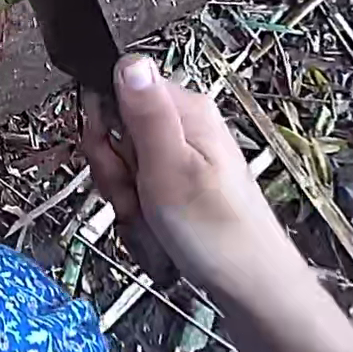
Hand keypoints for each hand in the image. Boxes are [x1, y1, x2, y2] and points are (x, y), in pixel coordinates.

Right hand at [81, 55, 302, 300]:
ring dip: (121, 191)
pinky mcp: (175, 179)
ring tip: (145, 212)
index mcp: (184, 110)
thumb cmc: (220, 235)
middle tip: (132, 191)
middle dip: (112, 166)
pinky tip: (150, 223)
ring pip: (120, 159)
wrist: (250, 291)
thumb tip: (129, 60)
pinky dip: (133, 207)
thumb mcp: (171, 168)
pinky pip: (133, 183)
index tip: (113, 156)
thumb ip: (146, 113)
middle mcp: (182, 125)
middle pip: (114, 126)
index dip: (103, 125)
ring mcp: (177, 153)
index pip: (116, 89)